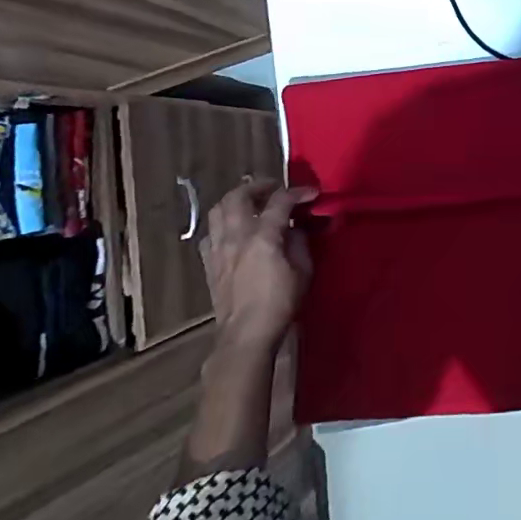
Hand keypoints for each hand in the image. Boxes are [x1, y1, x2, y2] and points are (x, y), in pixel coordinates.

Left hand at [199, 177, 316, 353]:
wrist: (246, 333)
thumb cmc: (281, 302)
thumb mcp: (304, 270)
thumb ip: (299, 242)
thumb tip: (295, 229)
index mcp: (263, 236)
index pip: (280, 201)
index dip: (298, 192)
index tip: (312, 193)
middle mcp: (236, 235)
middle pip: (239, 195)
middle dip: (258, 186)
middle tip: (274, 188)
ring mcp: (218, 248)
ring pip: (218, 210)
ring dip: (236, 200)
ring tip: (252, 203)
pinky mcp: (209, 262)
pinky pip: (210, 233)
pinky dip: (223, 224)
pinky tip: (234, 231)